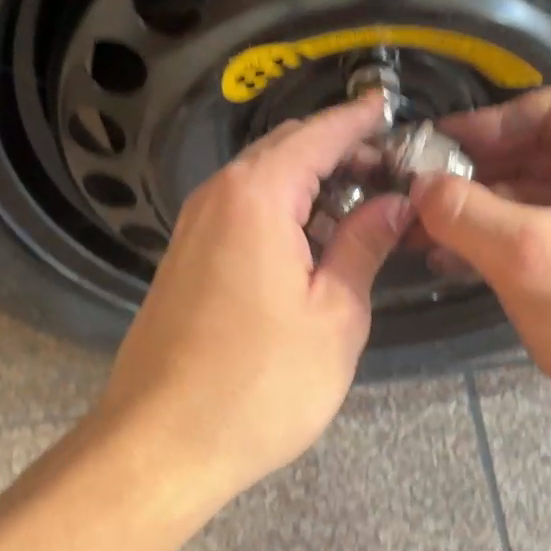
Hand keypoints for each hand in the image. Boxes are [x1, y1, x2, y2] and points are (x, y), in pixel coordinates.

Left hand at [94, 94, 410, 502]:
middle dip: (336, 147)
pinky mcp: (184, 258)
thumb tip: (393, 204)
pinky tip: (311, 238)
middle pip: (284, 148)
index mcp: (257, 197)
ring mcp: (193, 226)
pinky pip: (240, 208)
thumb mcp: (334, 317)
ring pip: (260, 178)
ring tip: (360, 200)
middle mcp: (218, 196)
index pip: (317, 136)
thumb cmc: (258, 385)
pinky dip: (281, 206)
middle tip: (388, 166)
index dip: (357, 119)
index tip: (389, 105)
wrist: (158, 446)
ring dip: (309, 179)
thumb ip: (364, 247)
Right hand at [411, 88, 550, 433]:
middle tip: (415, 192)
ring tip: (422, 230)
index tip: (428, 149)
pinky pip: (543, 230)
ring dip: (479, 210)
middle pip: (534, 153)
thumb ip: (465, 211)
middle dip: (473, 174)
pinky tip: (453, 258)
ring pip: (534, 194)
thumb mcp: (529, 256)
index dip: (480, 127)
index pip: (541, 112)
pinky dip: (499, 238)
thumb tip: (416, 184)